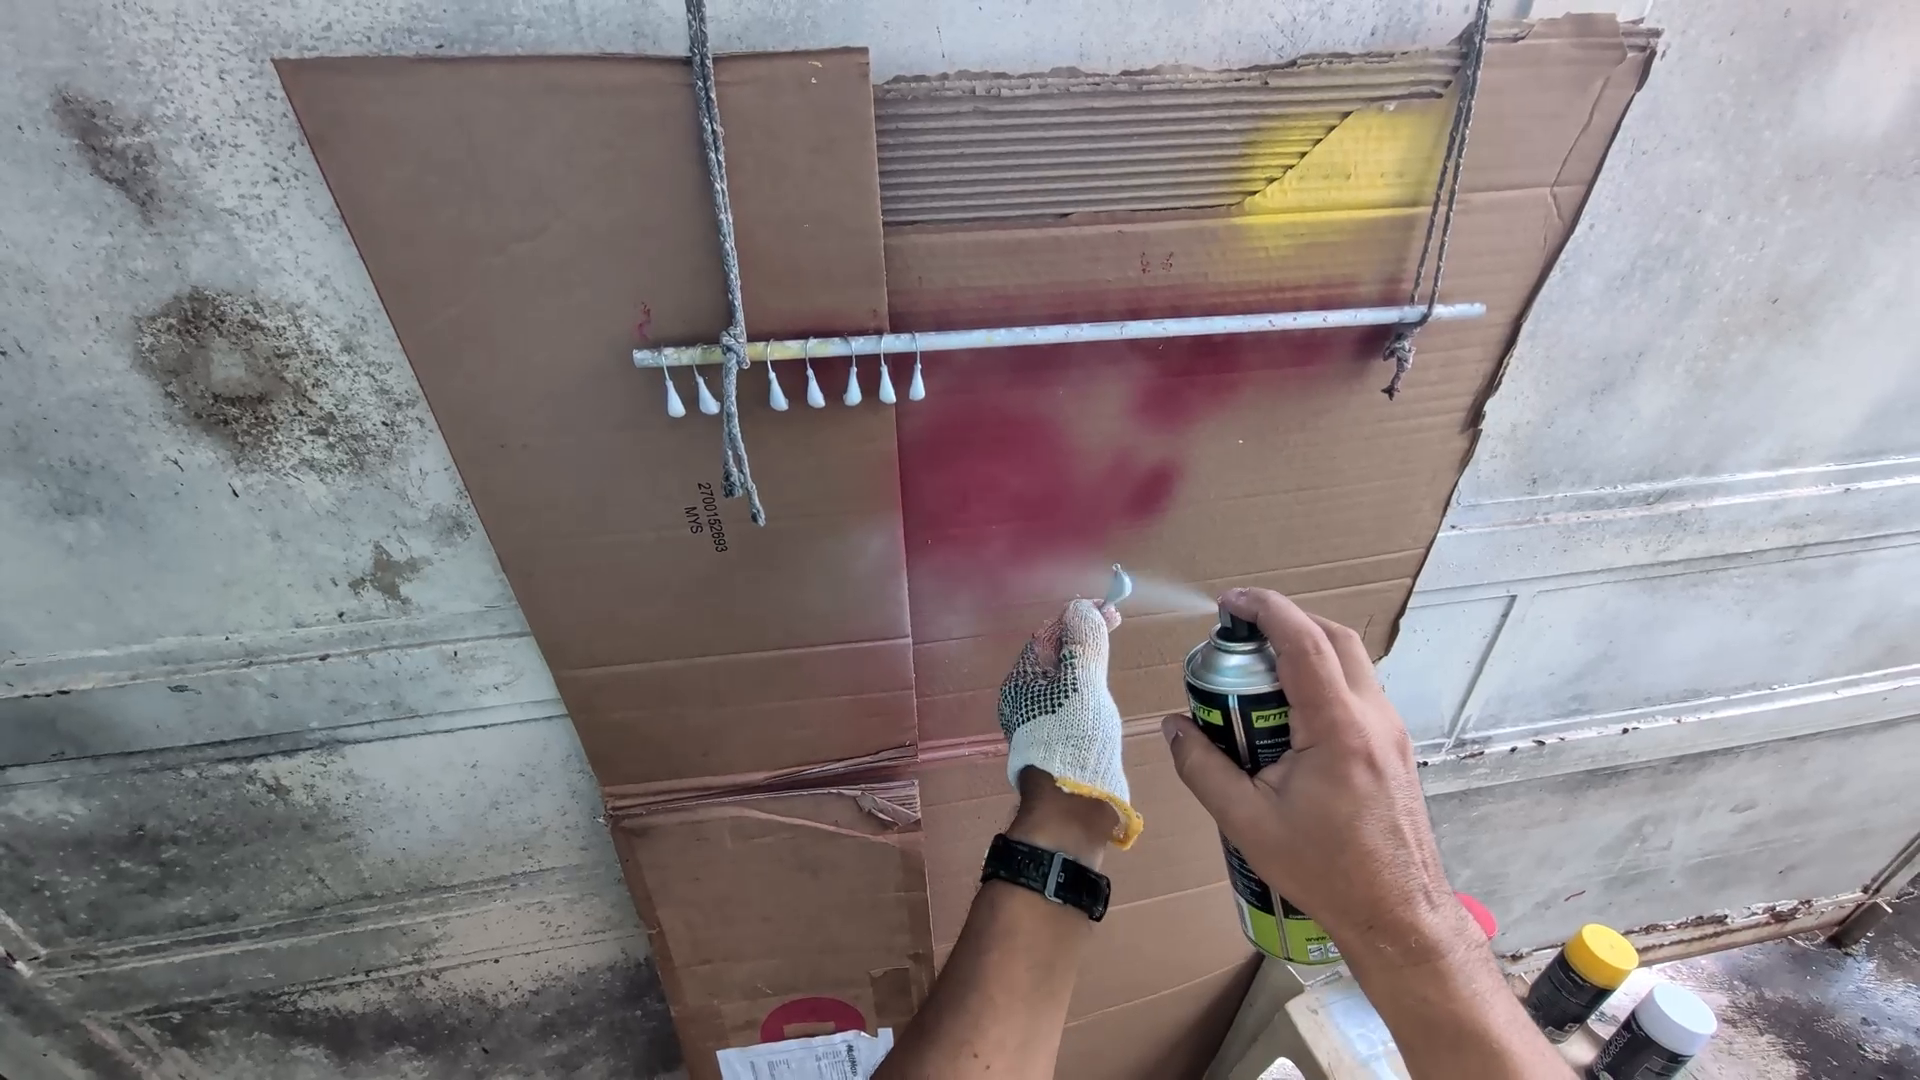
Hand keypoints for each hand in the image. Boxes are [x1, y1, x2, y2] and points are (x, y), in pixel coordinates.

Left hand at [998, 599, 1140, 847]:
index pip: (1048, 634)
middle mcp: (1025, 698)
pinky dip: (1088, 685)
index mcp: (1022, 680)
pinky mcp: (1058, 739)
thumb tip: (1081, 606)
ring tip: (1109, 646)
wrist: (1073, 808)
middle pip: (1054, 654)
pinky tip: (1103, 687)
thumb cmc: (1073, 739)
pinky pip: (1071, 700)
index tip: (1107, 608)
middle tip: (1113, 621)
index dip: (1076, 616)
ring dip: (1086, 659)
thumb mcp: (1082, 683)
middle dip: (1082, 634)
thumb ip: (1083, 643)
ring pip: (1063, 678)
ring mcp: (1040, 720)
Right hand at [1161, 588, 1476, 974]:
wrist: (1400, 916)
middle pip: (1334, 638)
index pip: (1303, 643)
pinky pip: (1356, 687)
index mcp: (1337, 729)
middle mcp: (1372, 717)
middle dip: (1285, 620)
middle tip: (1239, 632)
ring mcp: (1390, 730)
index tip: (1228, 603)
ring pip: (1351, 660)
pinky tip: (1288, 709)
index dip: (1265, 610)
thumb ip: (1202, 767)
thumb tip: (1173, 727)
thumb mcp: (1247, 822)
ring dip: (1306, 646)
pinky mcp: (1393, 746)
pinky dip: (1321, 674)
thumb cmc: (1326, 871)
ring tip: (1258, 668)